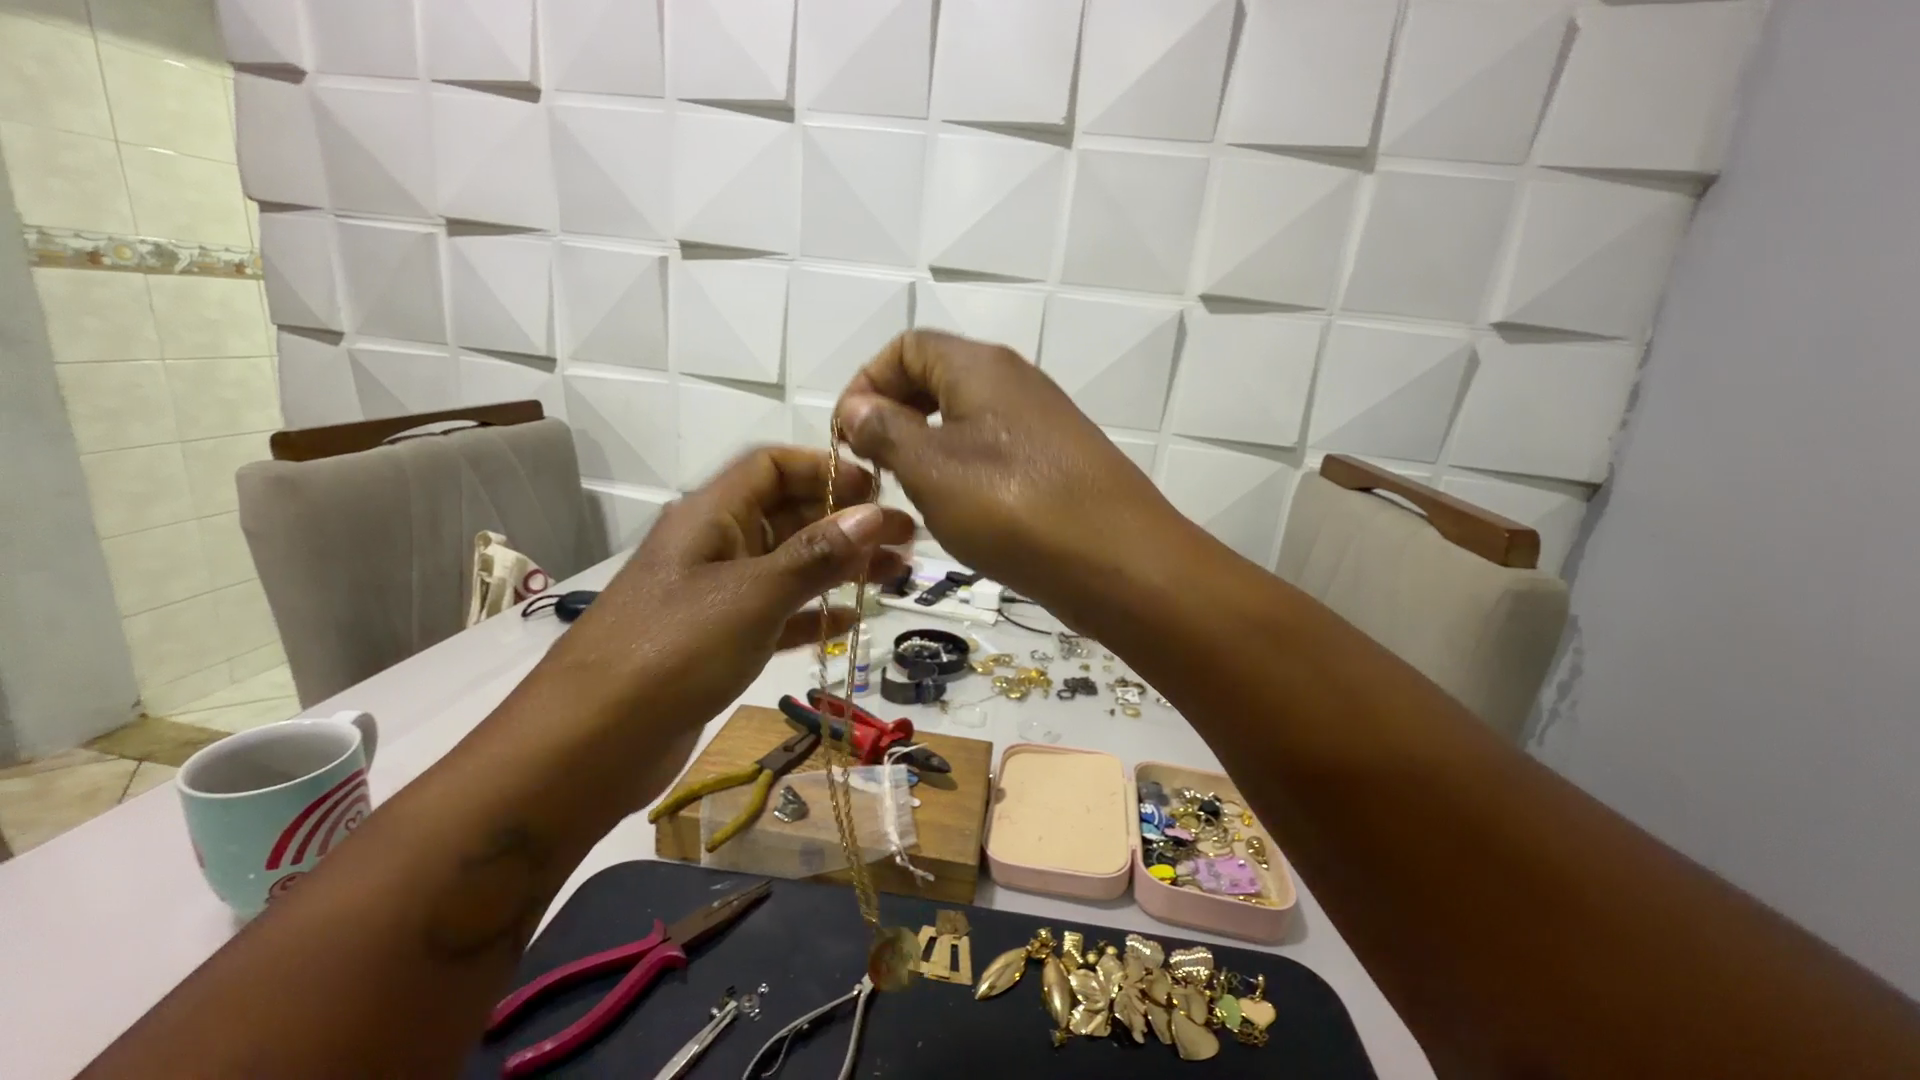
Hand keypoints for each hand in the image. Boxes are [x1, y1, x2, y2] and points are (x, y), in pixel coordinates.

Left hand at [550, 446, 914, 722]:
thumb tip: (875, 514)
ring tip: (897, 577)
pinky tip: (851, 621)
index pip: (772, 467)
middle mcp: (713, 546)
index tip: (880, 492)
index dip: (826, 469)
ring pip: (788, 567)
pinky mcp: (718, 643)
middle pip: (788, 516)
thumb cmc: (673, 651)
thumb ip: (815, 555)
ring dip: (839, 567)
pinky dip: (813, 614)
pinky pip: (777, 614)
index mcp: (710, 517)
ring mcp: (715, 597)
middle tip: (908, 539)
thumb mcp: (751, 596)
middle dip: (847, 522)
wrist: (592, 741)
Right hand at [835, 330, 1183, 611]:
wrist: (1119, 561)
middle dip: (894, 417)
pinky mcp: (1055, 462)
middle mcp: (1013, 381)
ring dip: (927, 449)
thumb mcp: (931, 469)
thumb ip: (886, 432)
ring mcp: (1040, 422)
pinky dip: (963, 472)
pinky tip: (959, 514)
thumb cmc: (1013, 508)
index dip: (867, 383)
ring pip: (964, 419)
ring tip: (910, 497)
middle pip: (935, 378)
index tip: (848, 436)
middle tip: (874, 469)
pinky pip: (993, 451)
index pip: (906, 346)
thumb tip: (858, 408)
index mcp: (979, 366)